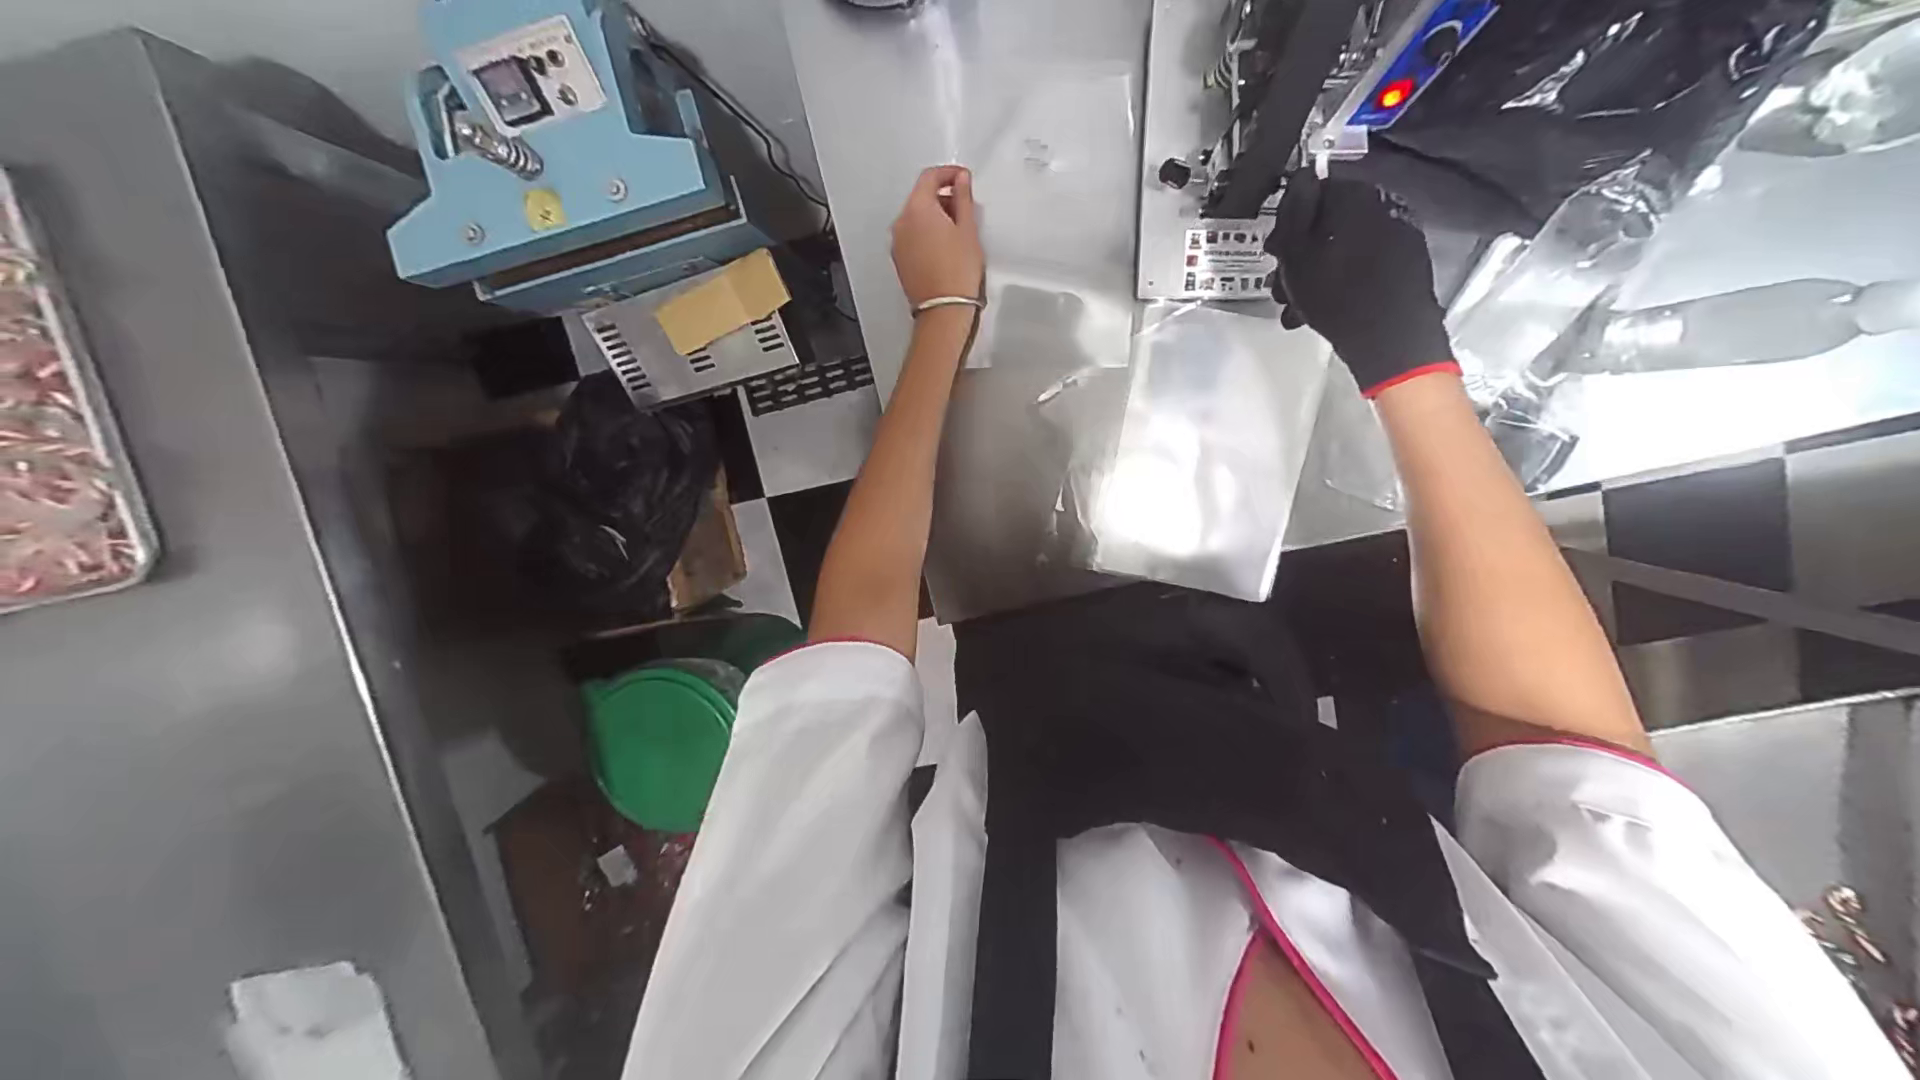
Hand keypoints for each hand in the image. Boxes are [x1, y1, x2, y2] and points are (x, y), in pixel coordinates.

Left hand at [891, 165, 983, 309]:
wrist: (943, 309)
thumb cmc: (957, 273)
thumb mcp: (968, 229)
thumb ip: (963, 198)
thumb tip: (960, 181)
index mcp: (917, 209)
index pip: (929, 177)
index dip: (948, 173)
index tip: (962, 178)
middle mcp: (902, 223)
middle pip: (920, 197)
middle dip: (941, 196)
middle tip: (964, 206)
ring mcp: (898, 243)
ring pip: (915, 217)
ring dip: (933, 216)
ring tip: (956, 230)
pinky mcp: (899, 260)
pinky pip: (911, 236)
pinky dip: (925, 233)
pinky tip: (944, 246)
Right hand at [1265, 171, 1456, 397]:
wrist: (1388, 334)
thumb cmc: (1335, 293)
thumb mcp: (1296, 254)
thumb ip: (1293, 213)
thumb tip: (1300, 176)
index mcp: (1356, 195)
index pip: (1314, 189)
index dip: (1287, 220)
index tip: (1273, 249)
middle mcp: (1382, 206)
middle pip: (1327, 223)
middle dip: (1299, 254)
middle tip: (1281, 283)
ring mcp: (1398, 235)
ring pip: (1340, 249)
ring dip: (1313, 275)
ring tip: (1294, 306)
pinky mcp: (1404, 265)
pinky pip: (1359, 266)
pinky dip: (1337, 283)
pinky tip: (1319, 311)